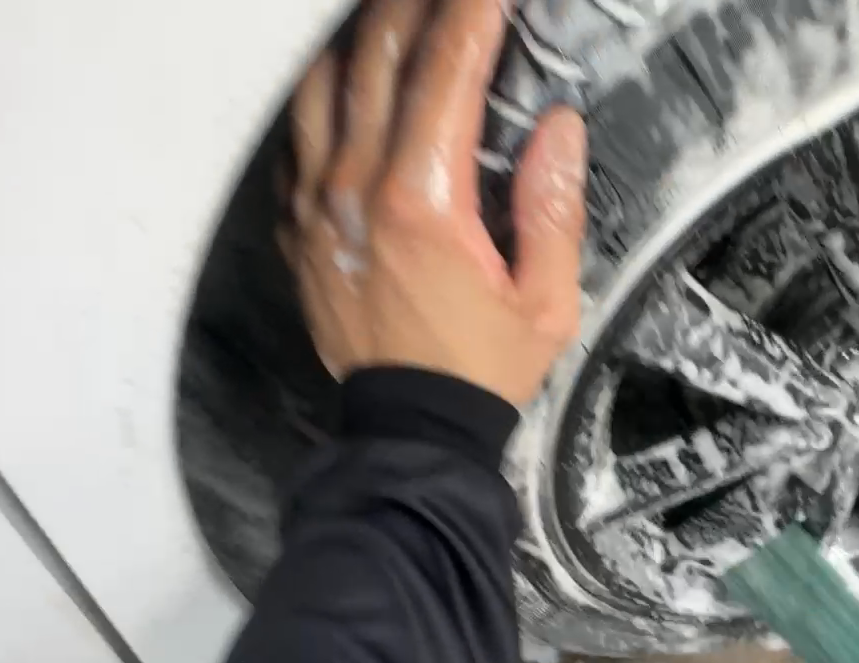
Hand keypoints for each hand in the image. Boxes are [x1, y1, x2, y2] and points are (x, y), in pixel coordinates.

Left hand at [282, 0, 588, 405]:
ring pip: (323, 82)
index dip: (473, 18)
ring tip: (396, 11)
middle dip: (414, 5)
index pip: (445, 78)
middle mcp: (356, 187)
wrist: (416, 424)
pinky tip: (352, 77)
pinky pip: (301, 133)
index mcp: (424, 204)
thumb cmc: (485, 368)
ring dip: (361, 35)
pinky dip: (327, 90)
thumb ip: (554, 213)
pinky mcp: (299, 225)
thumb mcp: (548, 304)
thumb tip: (559, 131)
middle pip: (374, 58)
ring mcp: (316, 203)